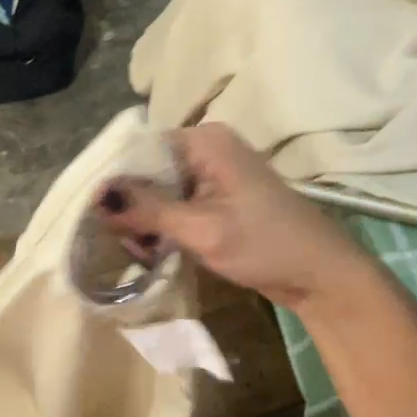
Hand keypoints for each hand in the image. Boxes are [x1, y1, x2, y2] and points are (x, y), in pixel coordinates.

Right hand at [98, 124, 367, 311]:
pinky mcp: (215, 196)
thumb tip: (96, 197)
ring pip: (156, 189)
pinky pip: (173, 202)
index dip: (113, 180)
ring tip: (140, 252)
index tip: (93, 215)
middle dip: (128, 205)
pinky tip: (154, 250)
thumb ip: (148, 209)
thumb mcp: (202, 230)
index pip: (140, 148)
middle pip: (145, 168)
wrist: (323, 276)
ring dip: (144, 220)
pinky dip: (161, 224)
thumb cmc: (266, 245)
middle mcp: (205, 146)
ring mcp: (212, 171)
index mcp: (204, 140)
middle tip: (123, 242)